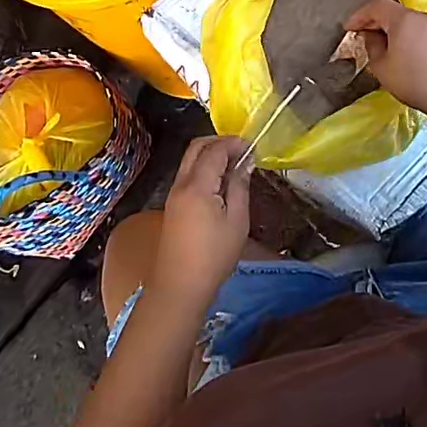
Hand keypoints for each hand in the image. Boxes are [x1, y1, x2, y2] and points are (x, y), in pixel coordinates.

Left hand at [151, 136, 251, 301]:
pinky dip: (204, 167)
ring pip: (189, 160)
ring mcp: (174, 194)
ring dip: (210, 153)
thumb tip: (244, 163)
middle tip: (242, 148)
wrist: (180, 285)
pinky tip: (221, 180)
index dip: (234, 143)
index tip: (253, 146)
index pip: (215, 151)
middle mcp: (181, 184)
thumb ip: (239, 187)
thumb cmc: (214, 255)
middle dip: (219, 141)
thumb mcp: (237, 221)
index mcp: (197, 186)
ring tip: (235, 163)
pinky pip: (188, 174)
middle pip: (196, 147)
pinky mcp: (173, 205)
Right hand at [344, 0, 426, 119]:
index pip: (376, 5)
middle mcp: (421, 16)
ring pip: (406, 22)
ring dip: (390, 31)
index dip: (358, 15)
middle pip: (392, 12)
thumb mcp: (382, 67)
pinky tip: (401, 55)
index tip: (348, 29)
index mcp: (403, 18)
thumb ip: (372, 46)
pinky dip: (404, 37)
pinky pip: (418, 31)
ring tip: (381, 49)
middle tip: (362, 38)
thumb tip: (372, 35)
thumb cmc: (415, 81)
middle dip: (374, 22)